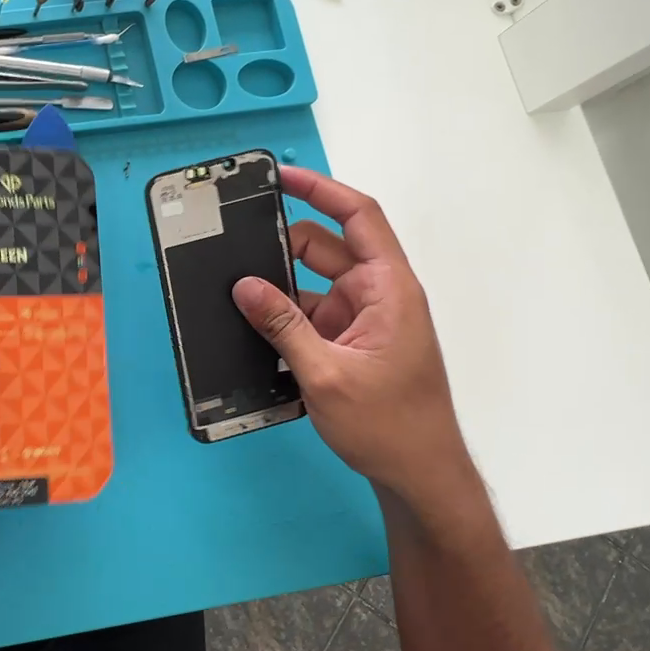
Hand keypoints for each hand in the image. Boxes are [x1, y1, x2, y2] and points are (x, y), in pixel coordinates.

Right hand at [230, 167, 472, 509]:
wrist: (417, 473)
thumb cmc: (387, 423)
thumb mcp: (325, 374)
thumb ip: (282, 325)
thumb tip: (243, 286)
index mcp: (388, 288)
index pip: (358, 218)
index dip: (321, 190)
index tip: (280, 177)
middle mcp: (377, 294)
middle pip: (324, 248)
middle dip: (280, 246)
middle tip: (232, 246)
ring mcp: (361, 319)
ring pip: (311, 284)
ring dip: (277, 289)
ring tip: (232, 290)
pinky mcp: (347, 342)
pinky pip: (308, 315)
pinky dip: (282, 318)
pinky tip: (251, 328)